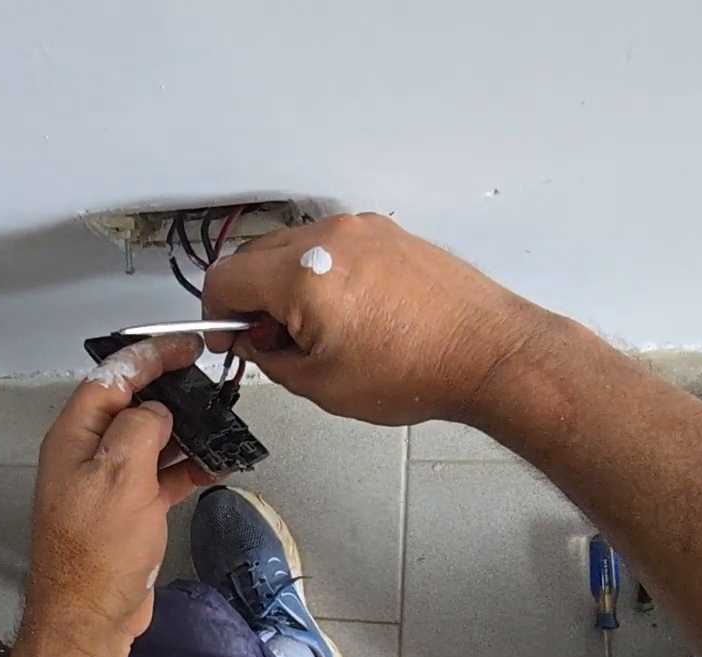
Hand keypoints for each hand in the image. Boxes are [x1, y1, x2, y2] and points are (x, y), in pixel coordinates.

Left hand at [26, 334, 209, 641]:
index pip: (113, 377)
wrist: (91, 615)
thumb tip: (157, 413)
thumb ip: (140, 428)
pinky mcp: (127, 511)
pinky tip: (212, 465)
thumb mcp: (121, 475)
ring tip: (216, 423)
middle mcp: (87, 456)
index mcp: (75, 437)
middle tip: (204, 381)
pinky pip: (160, 476)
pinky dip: (186, 468)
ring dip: (184, 432)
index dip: (150, 355)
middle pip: (132, 406)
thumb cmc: (94, 555)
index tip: (184, 347)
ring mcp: (108, 484)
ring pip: (150, 441)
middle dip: (170, 390)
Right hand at [201, 213, 565, 426]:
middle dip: (251, 299)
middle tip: (272, 341)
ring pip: (291, 248)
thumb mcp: (320, 384)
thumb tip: (252, 342)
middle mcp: (329, 237)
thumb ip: (269, 358)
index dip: (215, 315)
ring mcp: (360, 228)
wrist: (486, 353)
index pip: (225, 278)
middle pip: (254, 257)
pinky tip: (344, 312)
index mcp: (303, 274)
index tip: (229, 338)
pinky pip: (329, 245)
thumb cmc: (417, 370)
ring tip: (316, 331)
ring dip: (283, 285)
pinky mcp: (385, 232)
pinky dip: (318, 274)